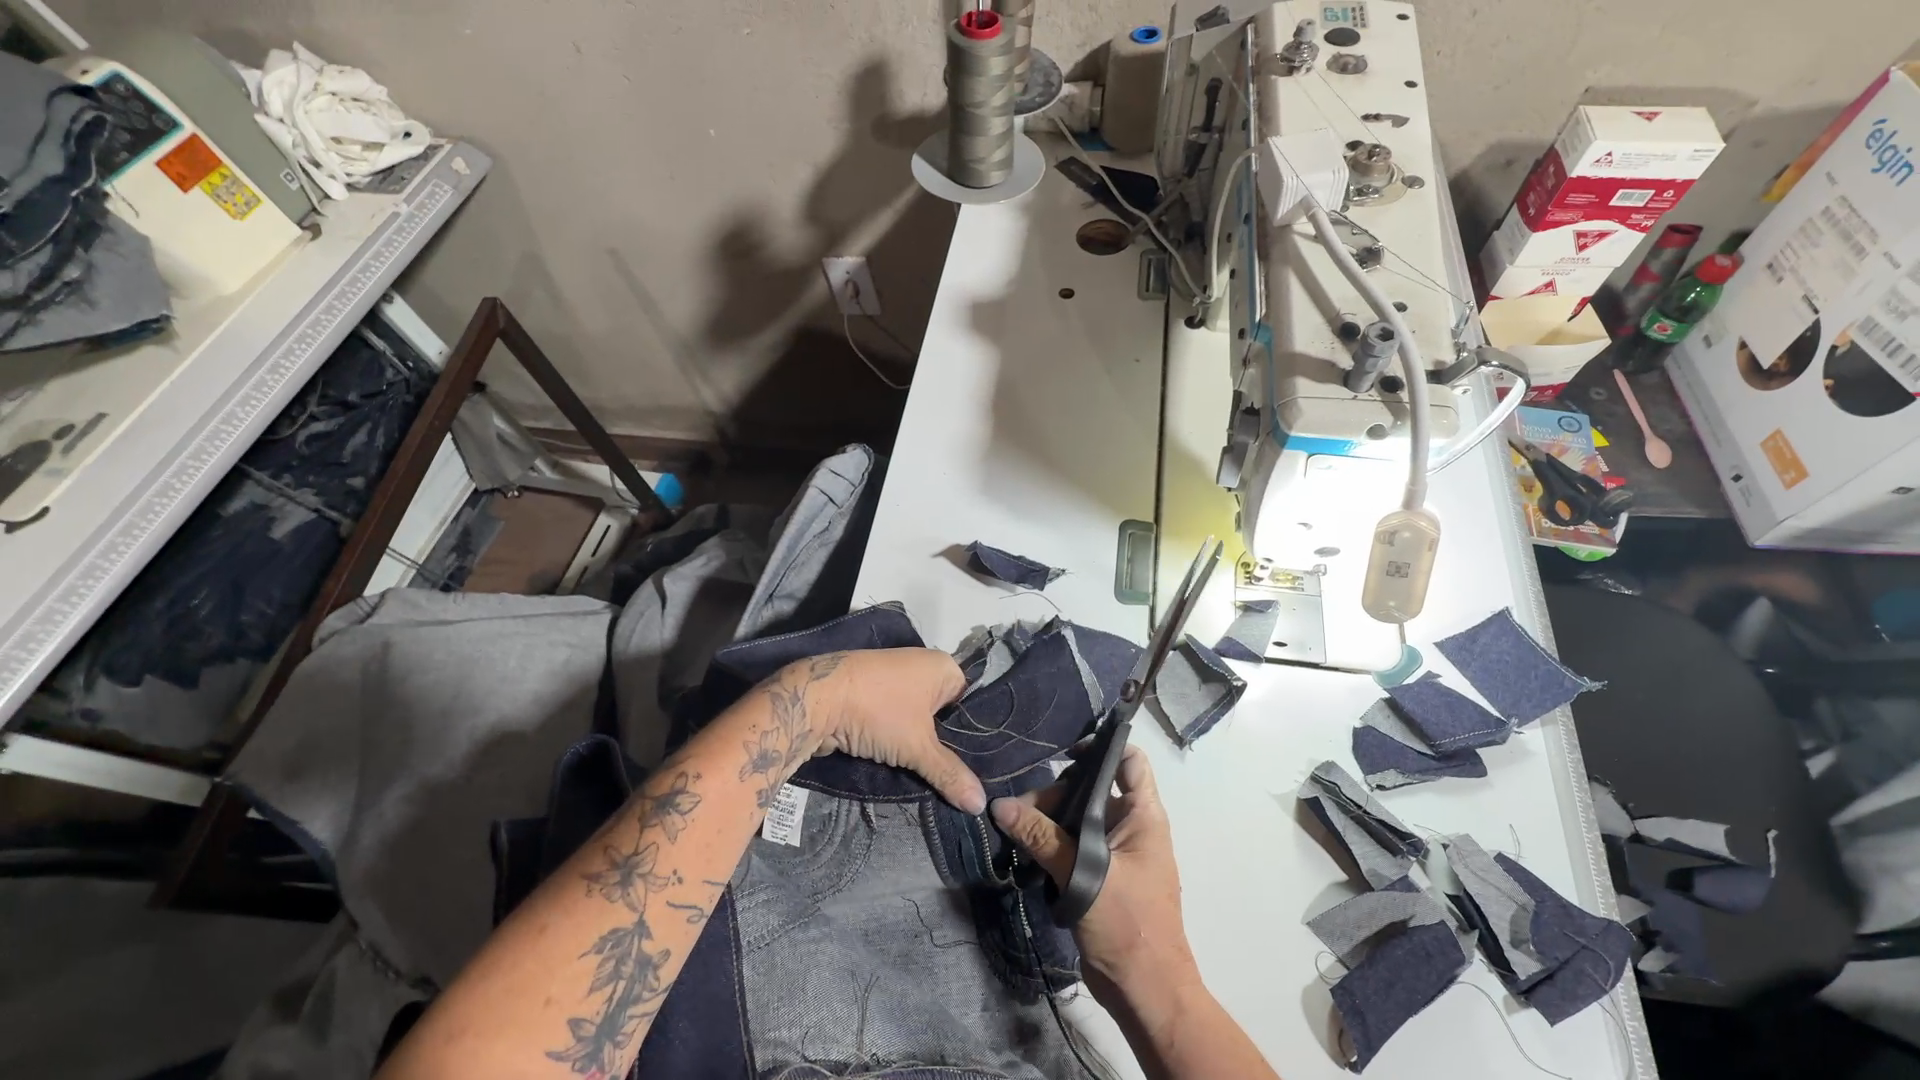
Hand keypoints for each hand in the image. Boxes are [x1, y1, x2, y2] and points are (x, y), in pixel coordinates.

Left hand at [803, 649, 986, 813]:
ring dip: (920, 747)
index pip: (971, 703)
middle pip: (943, 715)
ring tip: (939, 780)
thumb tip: (981, 805)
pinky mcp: (870, 696)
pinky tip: (907, 768)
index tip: (985, 768)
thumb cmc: (878, 711)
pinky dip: (898, 743)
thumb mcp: (919, 747)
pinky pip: (895, 723)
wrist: (815, 700)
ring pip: (917, 722)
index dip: (975, 736)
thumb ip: (950, 774)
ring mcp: (892, 681)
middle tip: (964, 781)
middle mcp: (920, 667)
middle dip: (947, 746)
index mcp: (941, 666)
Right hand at [990, 745, 1197, 1005]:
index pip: (1130, 761)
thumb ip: (1042, 836)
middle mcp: (1131, 829)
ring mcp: (1115, 855)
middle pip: (1091, 791)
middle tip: (1016, 811)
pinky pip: (1072, 849)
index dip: (1101, 747)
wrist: (1145, 990)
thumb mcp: (1083, 874)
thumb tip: (999, 806)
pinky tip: (1021, 851)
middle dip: (1053, 796)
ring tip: (1011, 833)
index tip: (1061, 754)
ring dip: (1046, 824)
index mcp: (1144, 817)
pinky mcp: (1098, 879)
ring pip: (1077, 822)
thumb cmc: (1127, 924)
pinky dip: (1049, 847)